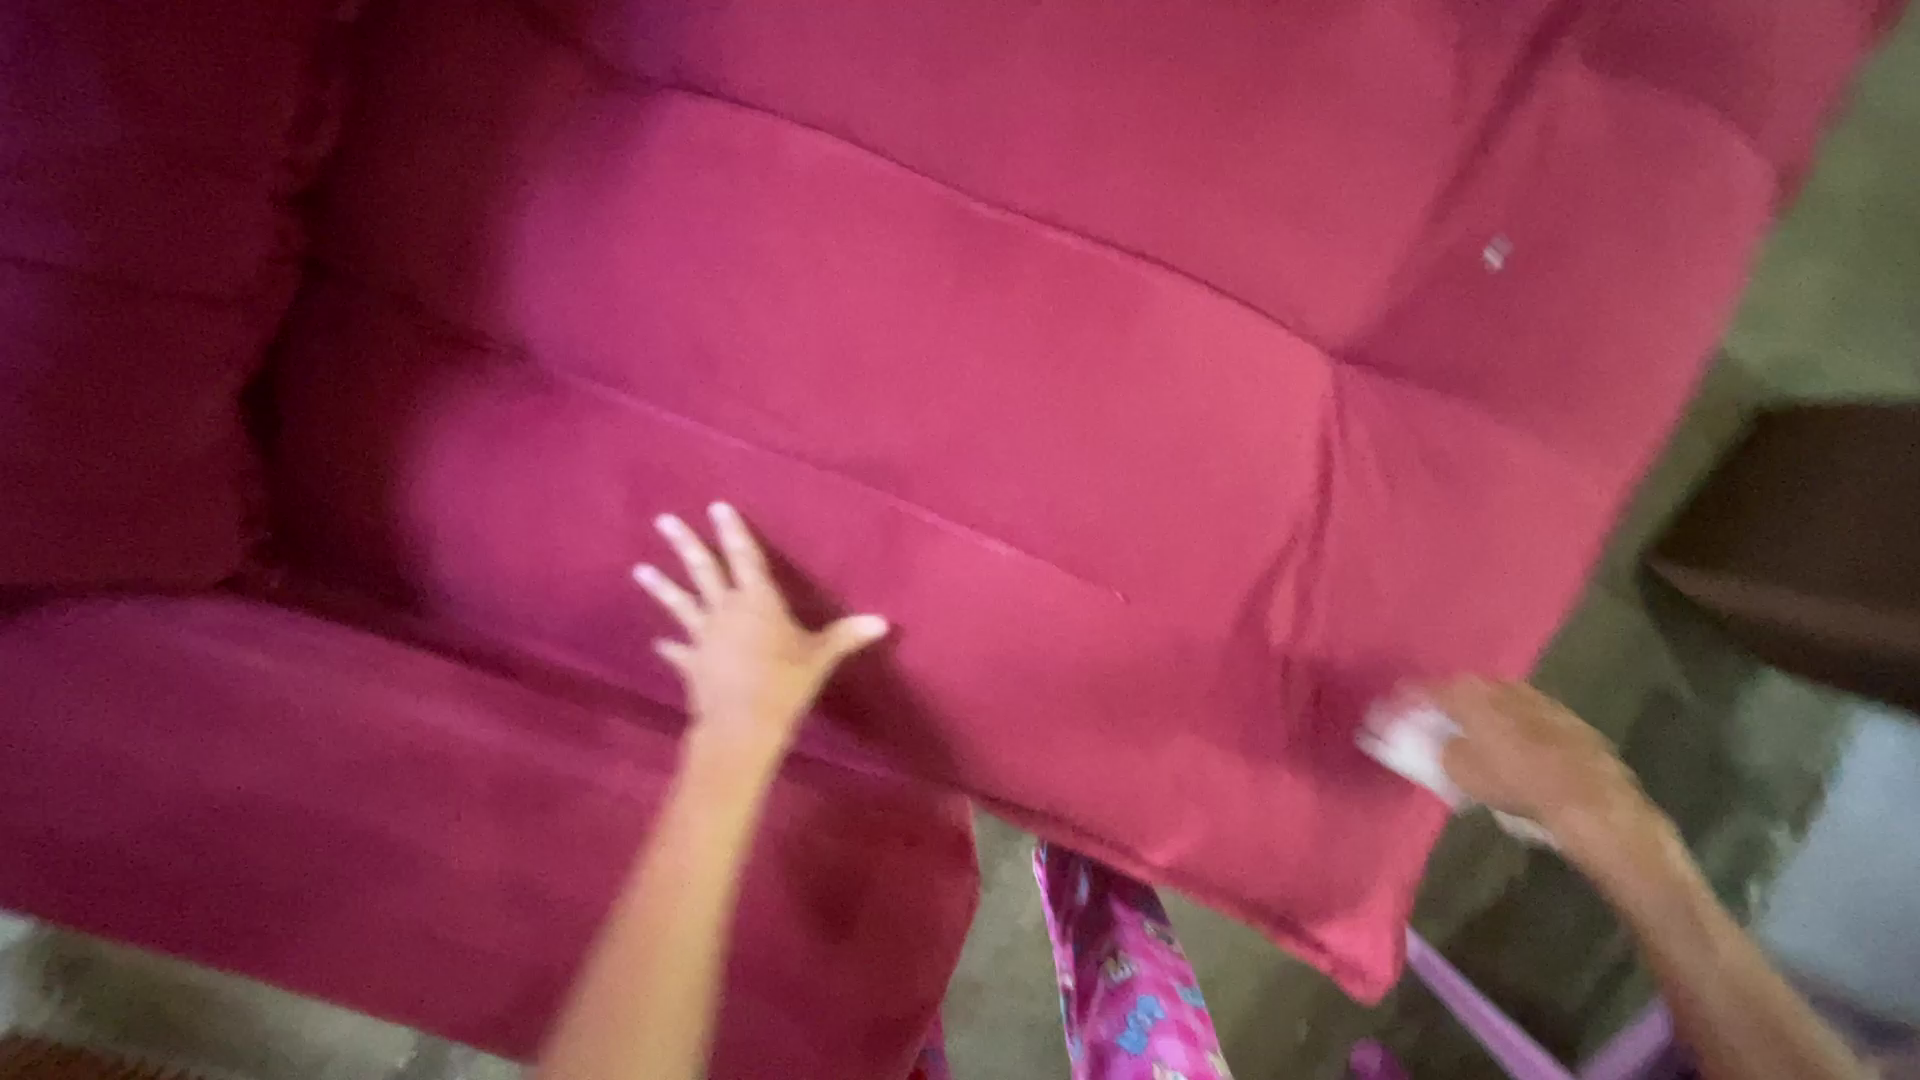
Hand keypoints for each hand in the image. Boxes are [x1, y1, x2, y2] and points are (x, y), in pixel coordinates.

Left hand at [633, 503, 888, 761]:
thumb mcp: (820, 657)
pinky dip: (668, 648)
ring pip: (680, 604)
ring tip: (639, 570)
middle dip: (686, 543)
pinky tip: (657, 644)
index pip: (746, 557)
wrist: (742, 725)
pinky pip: (677, 652)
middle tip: (664, 520)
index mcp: (759, 601)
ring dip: (661, 587)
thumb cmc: (785, 683)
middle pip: (703, 570)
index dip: (733, 531)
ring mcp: (704, 637)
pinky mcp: (692, 664)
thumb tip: (882, 622)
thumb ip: (845, 636)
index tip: (717, 506)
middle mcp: (727, 611)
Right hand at [1426, 677, 1651, 841]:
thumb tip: (1433, 738)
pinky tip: (1514, 748)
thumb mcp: (1457, 770)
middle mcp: (1500, 685)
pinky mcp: (1567, 717)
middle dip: (1449, 705)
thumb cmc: (1513, 781)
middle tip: (1436, 725)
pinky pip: (1526, 716)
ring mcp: (1538, 698)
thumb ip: (1437, 747)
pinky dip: (1514, 726)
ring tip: (1476, 737)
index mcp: (1467, 692)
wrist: (1589, 800)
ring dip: (1484, 714)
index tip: (1394, 712)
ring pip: (1497, 701)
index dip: (1406, 702)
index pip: (1423, 689)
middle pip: (1463, 691)